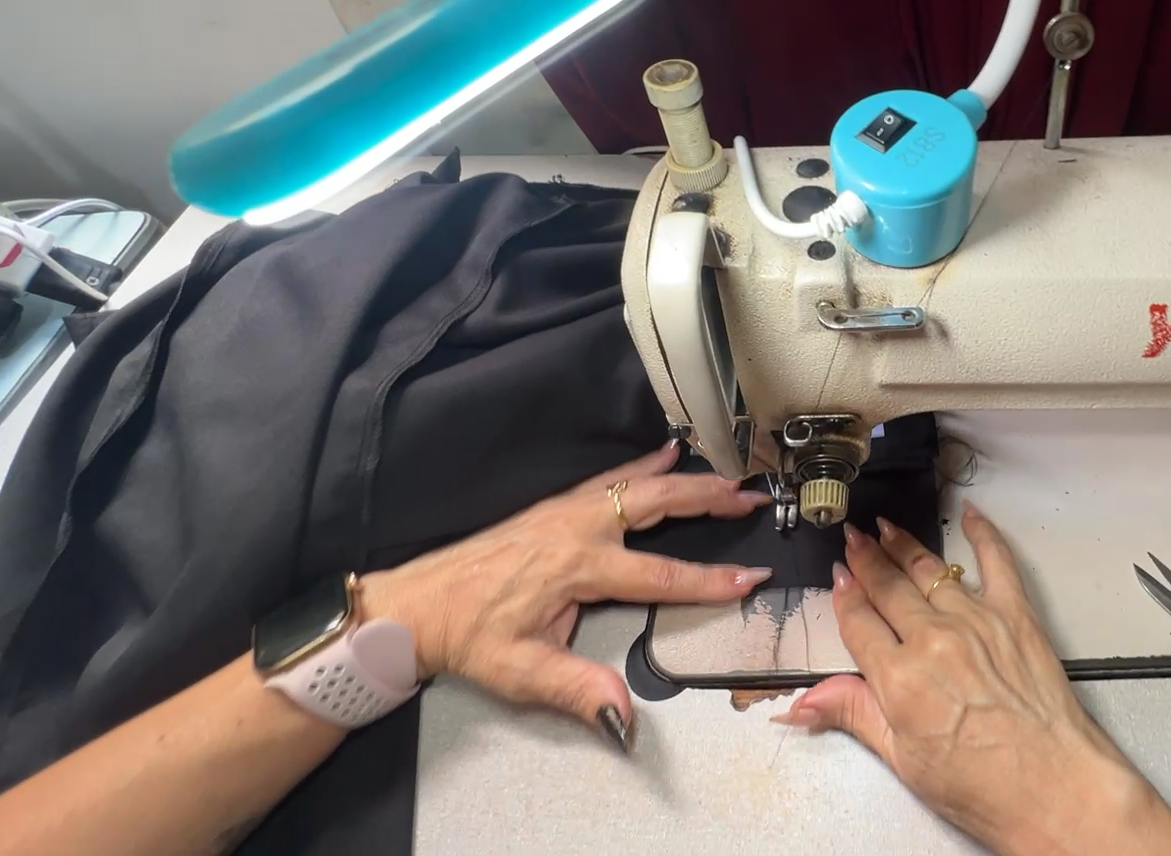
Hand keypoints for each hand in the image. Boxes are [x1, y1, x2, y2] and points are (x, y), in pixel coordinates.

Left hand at [358, 443, 768, 737]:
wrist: (420, 601)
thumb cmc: (471, 635)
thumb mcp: (521, 672)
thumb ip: (578, 690)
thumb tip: (625, 717)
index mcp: (580, 566)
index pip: (661, 574)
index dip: (709, 580)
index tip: (748, 578)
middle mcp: (583, 527)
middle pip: (661, 504)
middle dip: (712, 500)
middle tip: (750, 498)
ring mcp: (572, 508)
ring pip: (642, 483)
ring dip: (690, 480)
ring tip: (727, 477)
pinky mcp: (562, 503)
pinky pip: (615, 477)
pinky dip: (647, 464)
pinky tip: (667, 452)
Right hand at [772, 504, 1170, 855]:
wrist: (1056, 789)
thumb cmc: (979, 787)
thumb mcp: (903, 762)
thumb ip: (854, 715)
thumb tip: (798, 703)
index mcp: (899, 678)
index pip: (858, 622)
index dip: (844, 595)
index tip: (836, 575)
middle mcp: (932, 638)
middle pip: (888, 587)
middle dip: (865, 558)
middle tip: (853, 535)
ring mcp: (975, 619)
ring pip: (929, 569)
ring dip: (904, 544)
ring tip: (886, 527)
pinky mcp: (1014, 612)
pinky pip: (996, 561)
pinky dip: (983, 533)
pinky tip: (970, 512)